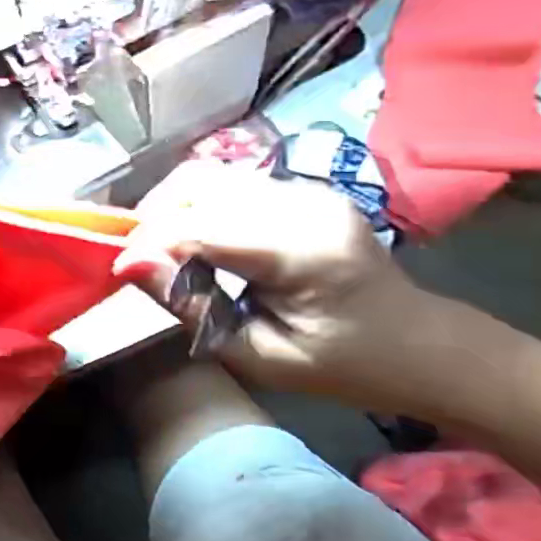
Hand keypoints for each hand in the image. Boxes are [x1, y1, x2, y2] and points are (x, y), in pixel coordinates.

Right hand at [116, 165, 469, 416]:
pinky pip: (227, 181)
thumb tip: (132, 267)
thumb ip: (194, 310)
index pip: (201, 228)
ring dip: (170, 206)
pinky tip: (191, 235)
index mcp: (303, 252)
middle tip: (138, 260)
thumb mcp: (262, 357)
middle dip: (153, 219)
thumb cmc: (344, 365)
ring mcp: (304, 188)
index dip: (150, 245)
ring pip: (207, 175)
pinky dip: (194, 203)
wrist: (420, 342)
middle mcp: (303, 204)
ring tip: (158, 246)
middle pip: (198, 186)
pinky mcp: (300, 187)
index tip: (120, 271)